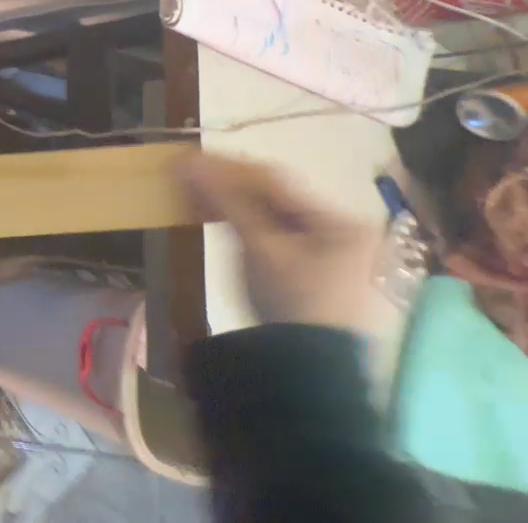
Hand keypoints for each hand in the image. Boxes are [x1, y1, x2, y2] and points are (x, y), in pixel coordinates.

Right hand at [177, 151, 380, 332]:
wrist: (311, 367)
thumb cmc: (291, 299)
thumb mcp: (257, 246)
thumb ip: (223, 199)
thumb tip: (184, 161)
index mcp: (342, 221)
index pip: (274, 180)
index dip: (224, 167)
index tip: (183, 161)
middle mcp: (345, 229)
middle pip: (275, 195)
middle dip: (226, 185)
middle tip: (183, 180)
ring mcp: (334, 250)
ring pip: (273, 212)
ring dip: (231, 202)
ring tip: (192, 200)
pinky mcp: (317, 267)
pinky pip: (276, 231)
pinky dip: (243, 222)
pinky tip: (215, 219)